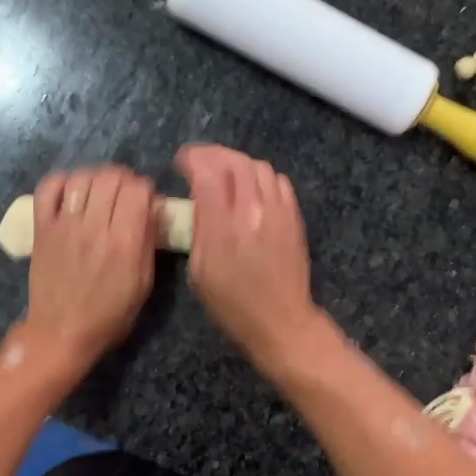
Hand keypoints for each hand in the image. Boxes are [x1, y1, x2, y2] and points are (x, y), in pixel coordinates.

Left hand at [19, 165, 157, 370]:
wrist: (61, 333)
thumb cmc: (108, 315)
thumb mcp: (142, 284)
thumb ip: (148, 243)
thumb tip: (154, 208)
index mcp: (124, 243)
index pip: (138, 190)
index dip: (146, 189)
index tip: (146, 201)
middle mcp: (94, 227)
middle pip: (111, 178)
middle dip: (124, 180)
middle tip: (125, 194)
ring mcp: (64, 225)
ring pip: (82, 177)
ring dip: (96, 178)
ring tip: (101, 191)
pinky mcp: (42, 228)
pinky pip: (48, 188)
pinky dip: (62, 181)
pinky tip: (73, 191)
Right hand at [175, 144, 321, 363]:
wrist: (281, 321)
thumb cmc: (232, 304)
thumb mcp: (199, 271)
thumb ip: (198, 229)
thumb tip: (197, 200)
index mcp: (223, 228)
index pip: (208, 173)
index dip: (193, 159)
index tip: (181, 160)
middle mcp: (253, 211)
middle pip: (235, 162)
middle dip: (213, 154)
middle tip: (199, 159)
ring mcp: (278, 211)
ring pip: (259, 166)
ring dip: (237, 162)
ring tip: (224, 172)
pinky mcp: (294, 217)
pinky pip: (278, 181)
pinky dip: (260, 176)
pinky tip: (251, 187)